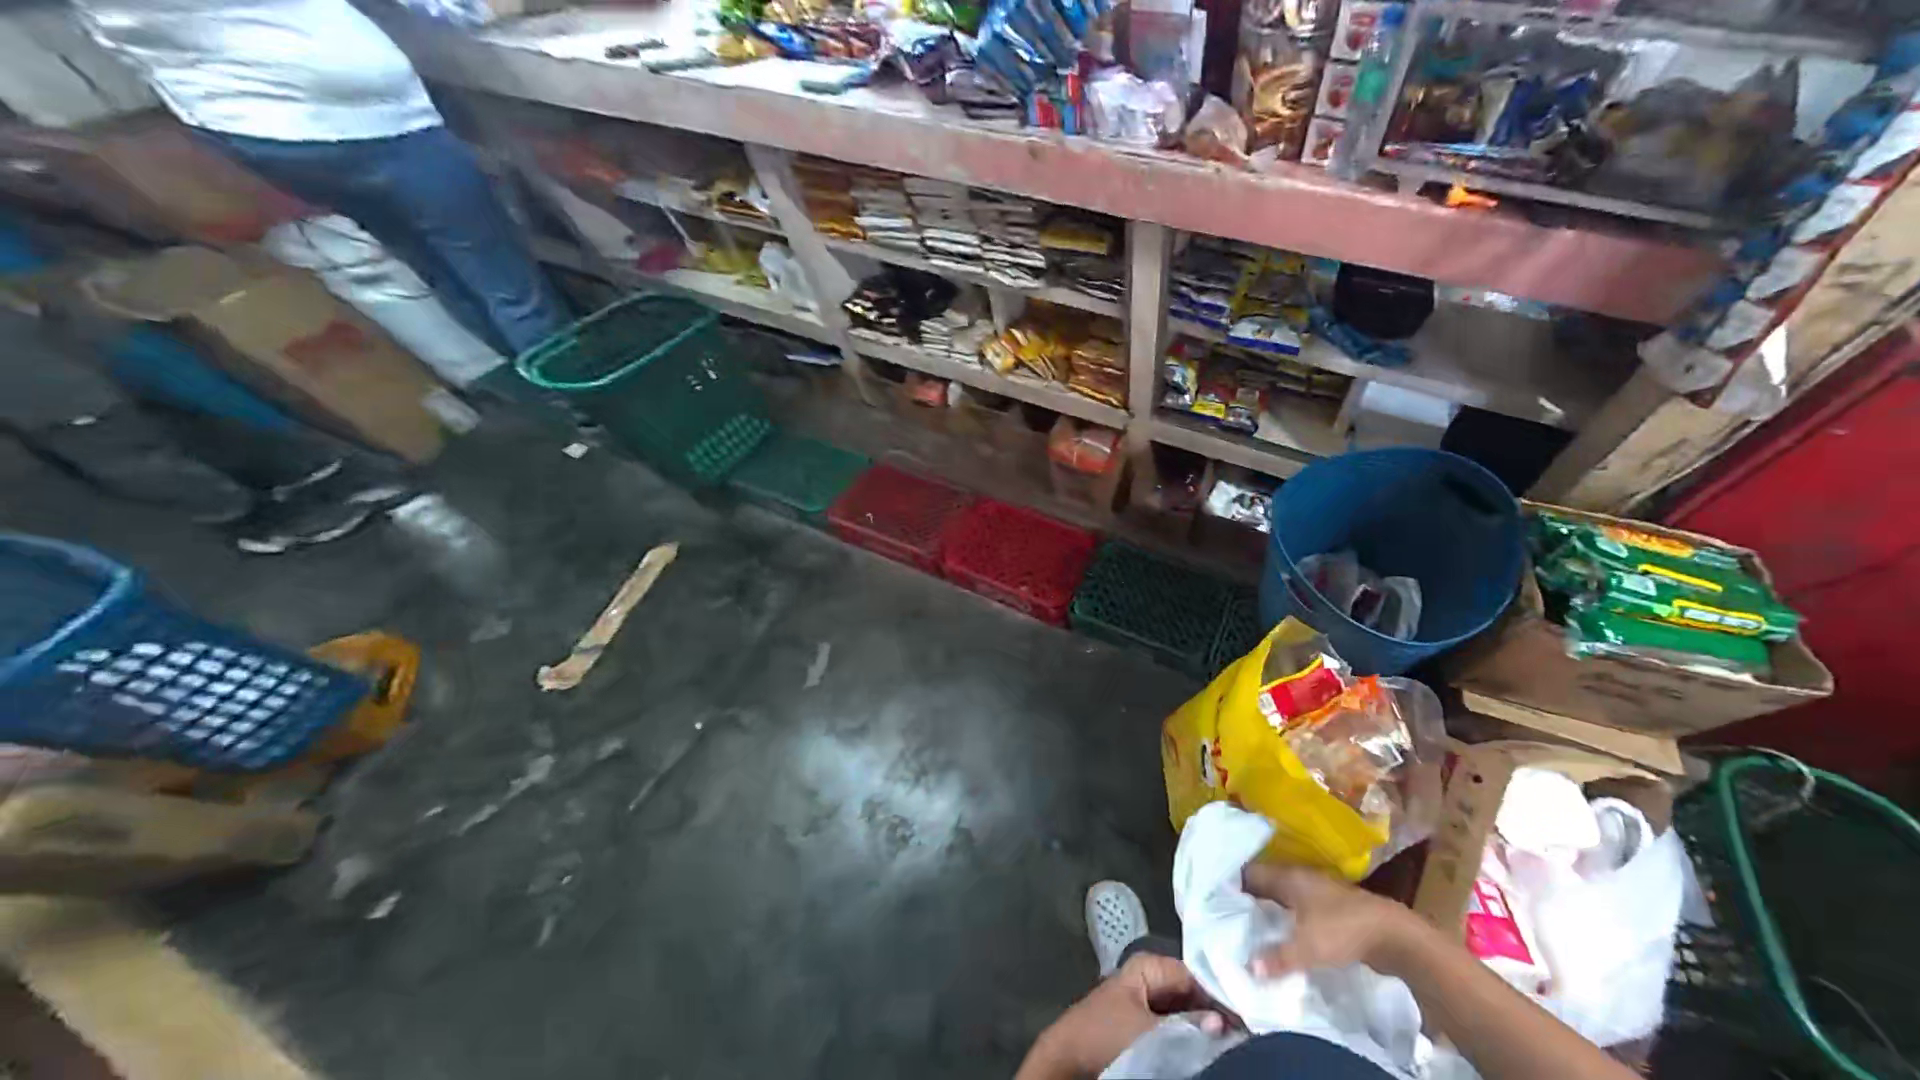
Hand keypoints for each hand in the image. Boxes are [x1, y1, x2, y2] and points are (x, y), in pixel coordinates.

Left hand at [1020, 953, 1228, 1079]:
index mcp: (1149, 966)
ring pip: (1187, 1014)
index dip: (1223, 996)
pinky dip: (1191, 1040)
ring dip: (1205, 1031)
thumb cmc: (1107, 1039)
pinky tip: (1210, 1054)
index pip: (1198, 974)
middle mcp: (1149, 978)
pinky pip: (1176, 1029)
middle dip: (1216, 1014)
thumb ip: (1191, 1027)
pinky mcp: (1144, 1027)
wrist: (1068, 1064)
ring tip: (1233, 1046)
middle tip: (1246, 1037)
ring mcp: (1147, 1003)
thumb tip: (1228, 1024)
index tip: (1251, 1019)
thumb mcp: (1153, 1035)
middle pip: (1194, 994)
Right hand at [1241, 863, 1426, 979]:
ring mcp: (1318, 891)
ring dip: (1269, 905)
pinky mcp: (1332, 907)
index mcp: (1288, 877)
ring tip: (1250, 922)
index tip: (1214, 893)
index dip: (1231, 880)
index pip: (1250, 872)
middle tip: (1226, 910)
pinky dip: (1287, 915)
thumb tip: (1249, 967)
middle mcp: (1300, 878)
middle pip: (1266, 881)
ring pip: (1283, 894)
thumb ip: (1278, 957)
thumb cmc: (1344, 930)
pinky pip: (1298, 906)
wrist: (1395, 935)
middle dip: (1248, 894)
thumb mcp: (1308, 947)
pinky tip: (1283, 930)